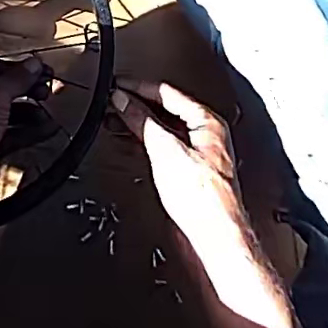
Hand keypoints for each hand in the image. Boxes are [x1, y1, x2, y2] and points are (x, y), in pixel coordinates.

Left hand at [0, 57, 44, 206]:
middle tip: (47, 91)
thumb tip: (32, 64)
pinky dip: (29, 134)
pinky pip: (12, 137)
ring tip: (48, 115)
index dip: (23, 69)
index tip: (43, 71)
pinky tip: (43, 133)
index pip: (0, 69)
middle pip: (5, 92)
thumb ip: (16, 78)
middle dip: (28, 90)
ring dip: (31, 114)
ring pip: (10, 115)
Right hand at [111, 78, 252, 259]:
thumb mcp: (165, 149)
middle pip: (163, 109)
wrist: (215, 242)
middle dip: (135, 105)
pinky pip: (160, 145)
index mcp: (206, 121)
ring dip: (136, 123)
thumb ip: (141, 120)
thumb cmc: (204, 200)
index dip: (137, 87)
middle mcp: (204, 135)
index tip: (117, 85)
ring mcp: (196, 154)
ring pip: (160, 128)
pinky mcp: (187, 172)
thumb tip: (124, 100)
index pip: (165, 92)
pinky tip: (127, 141)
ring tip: (113, 118)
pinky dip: (141, 140)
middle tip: (112, 101)